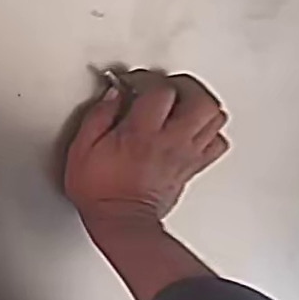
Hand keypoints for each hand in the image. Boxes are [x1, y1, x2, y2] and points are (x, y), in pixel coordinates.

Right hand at [62, 69, 228, 228]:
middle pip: (198, 97)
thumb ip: (97, 117)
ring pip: (214, 116)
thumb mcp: (82, 149)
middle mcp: (171, 141)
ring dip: (197, 102)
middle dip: (180, 84)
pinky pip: (217, 141)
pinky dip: (208, 129)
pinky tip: (189, 129)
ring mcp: (187, 154)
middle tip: (160, 86)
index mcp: (141, 133)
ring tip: (177, 103)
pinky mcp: (193, 166)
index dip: (145, 78)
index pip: (159, 90)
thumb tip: (111, 95)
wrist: (119, 221)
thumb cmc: (99, 190)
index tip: (130, 81)